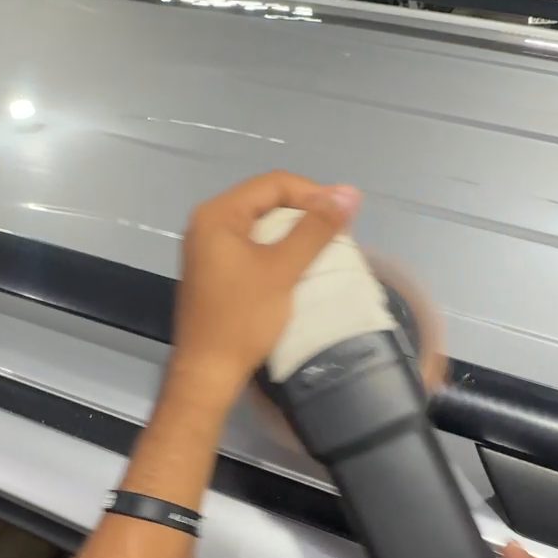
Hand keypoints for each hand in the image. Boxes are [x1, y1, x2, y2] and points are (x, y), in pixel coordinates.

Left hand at [168, 172, 360, 406]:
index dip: (314, 194)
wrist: (208, 373)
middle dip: (305, 214)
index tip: (345, 216)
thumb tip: (350, 192)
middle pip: (266, 202)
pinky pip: (252, 249)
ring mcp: (208, 250)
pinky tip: (298, 269)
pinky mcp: (214, 273)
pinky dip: (278, 253)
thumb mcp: (283, 270)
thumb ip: (315, 229)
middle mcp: (207, 225)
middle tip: (338, 234)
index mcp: (217, 215)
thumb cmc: (242, 319)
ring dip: (294, 235)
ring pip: (261, 227)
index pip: (273, 184)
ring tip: (324, 251)